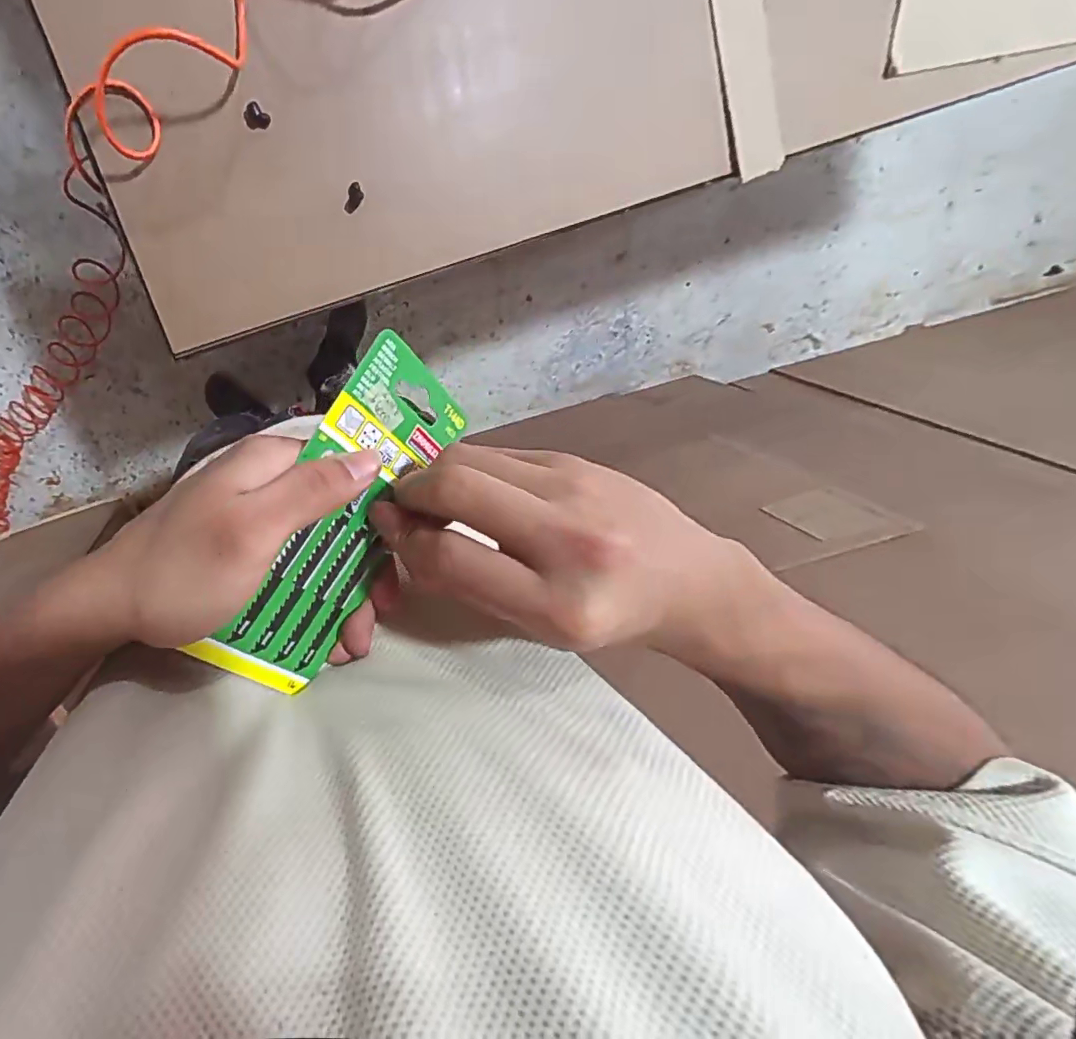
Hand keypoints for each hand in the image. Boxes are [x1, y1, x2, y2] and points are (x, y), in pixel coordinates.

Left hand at [63, 435, 389, 656]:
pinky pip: (287, 567)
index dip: (376, 504)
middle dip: (361, 567)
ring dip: (340, 593)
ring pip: (314, 546)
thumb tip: (371, 454)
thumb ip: (310, 490)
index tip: (396, 553)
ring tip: (350, 644)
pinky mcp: (238, 551)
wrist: (112, 609)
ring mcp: (248, 519)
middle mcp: (260, 483)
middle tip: (376, 615)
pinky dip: (308, 599)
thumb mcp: (253, 529)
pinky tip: (321, 638)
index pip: (343, 462)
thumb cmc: (184, 570)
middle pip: (334, 514)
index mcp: (266, 464)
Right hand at [369, 444, 772, 655]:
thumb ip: (465, 581)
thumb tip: (400, 532)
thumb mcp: (532, 624)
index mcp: (557, 604)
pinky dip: (466, 467)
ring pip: (470, 458)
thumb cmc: (603, 617)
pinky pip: (497, 452)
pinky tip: (470, 487)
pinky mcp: (578, 459)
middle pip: (455, 486)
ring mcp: (579, 488)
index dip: (402, 537)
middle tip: (398, 503)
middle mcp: (571, 540)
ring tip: (428, 493)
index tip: (386, 526)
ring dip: (432, 472)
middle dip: (409, 489)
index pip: (449, 555)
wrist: (689, 583)